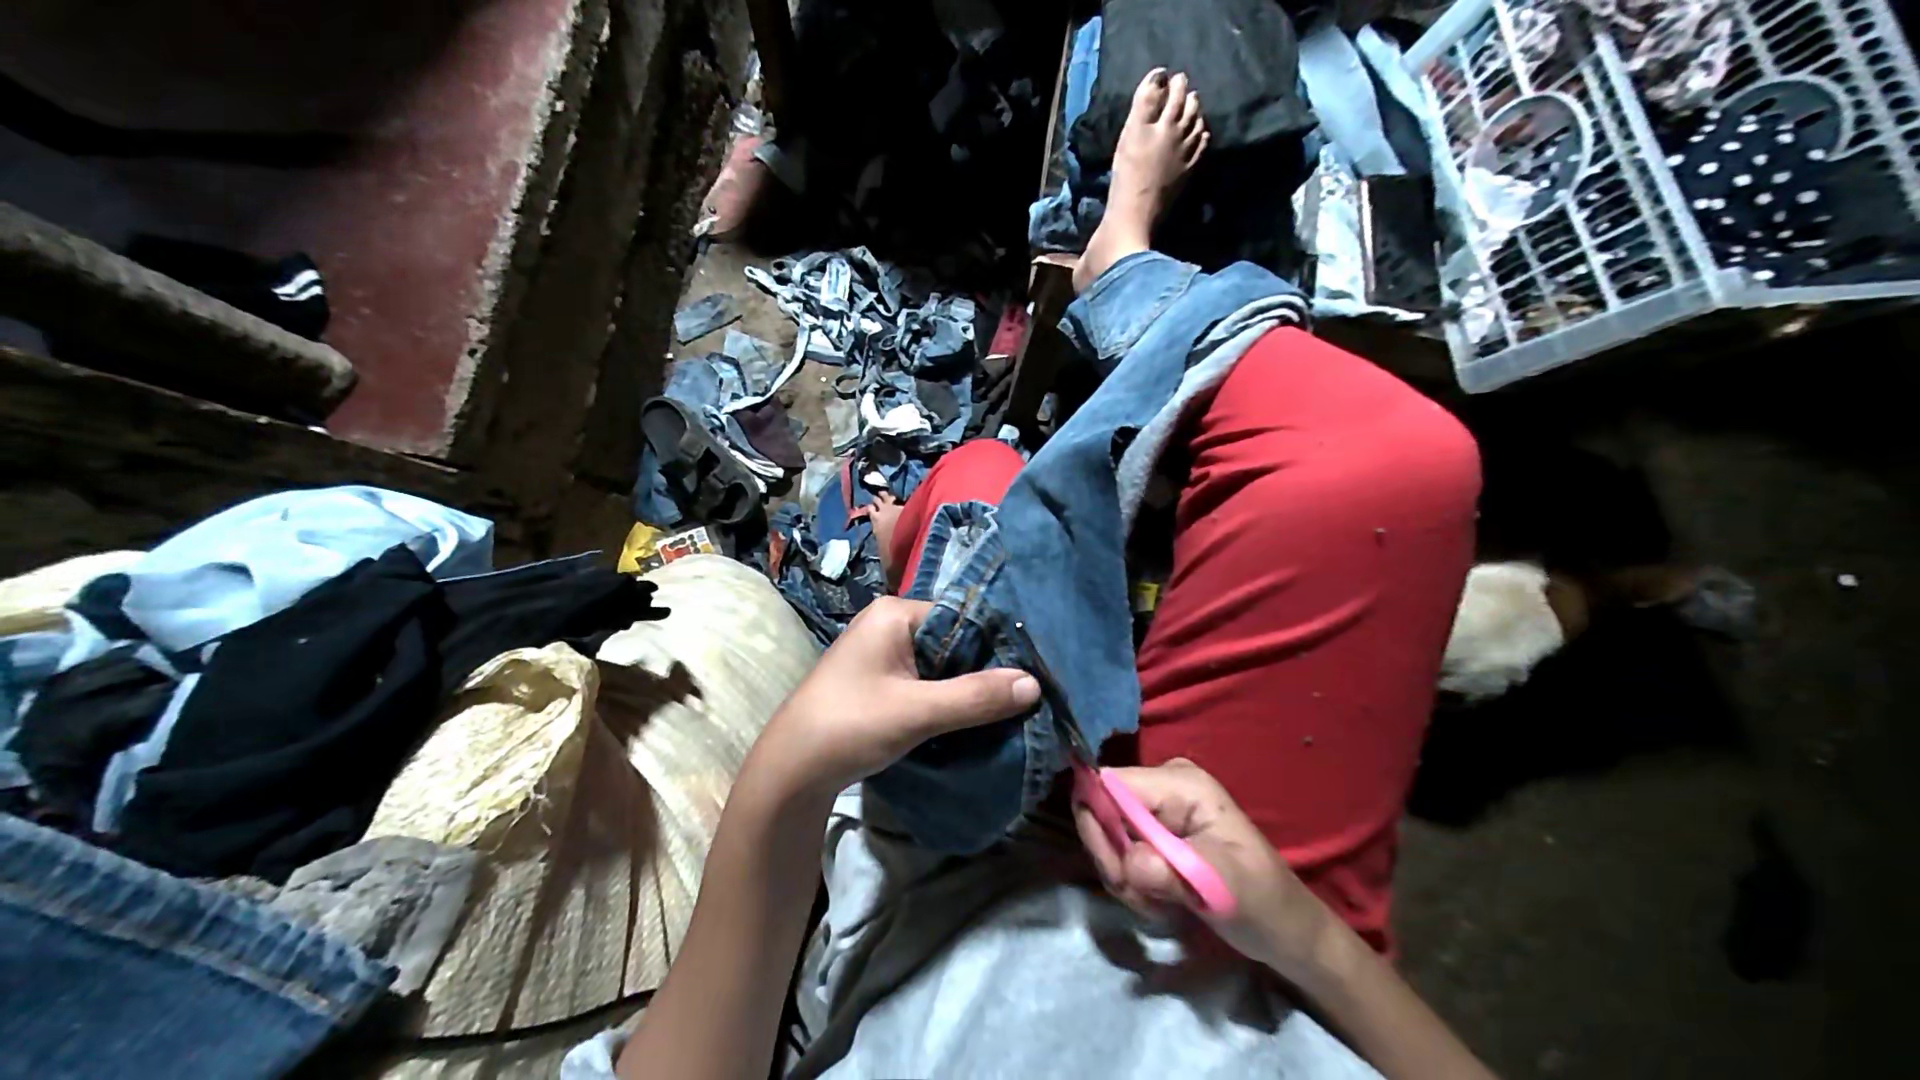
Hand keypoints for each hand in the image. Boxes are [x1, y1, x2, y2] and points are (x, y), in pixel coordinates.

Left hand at [746, 597, 1041, 799]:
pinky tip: (978, 714)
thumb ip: (975, 696)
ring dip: (970, 685)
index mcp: (895, 613)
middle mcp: (891, 624)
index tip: (1035, 667)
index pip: (962, 615)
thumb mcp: (917, 711)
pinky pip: (930, 680)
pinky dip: (951, 696)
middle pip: (955, 639)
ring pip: (944, 663)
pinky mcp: (884, 680)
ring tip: (1013, 704)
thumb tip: (1035, 684)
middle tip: (1030, 690)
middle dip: (987, 666)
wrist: (791, 770)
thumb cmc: (849, 726)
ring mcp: (885, 653)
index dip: (997, 642)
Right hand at [1074, 758, 1334, 978]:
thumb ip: (1175, 873)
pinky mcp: (1153, 828)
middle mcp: (1163, 783)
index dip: (1100, 824)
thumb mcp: (1225, 887)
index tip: (1119, 874)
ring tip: (1156, 905)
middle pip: (1102, 807)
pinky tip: (1156, 900)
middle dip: (1112, 857)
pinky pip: (1118, 847)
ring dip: (1122, 875)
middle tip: (1140, 898)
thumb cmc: (1263, 902)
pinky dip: (1129, 879)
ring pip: (1106, 832)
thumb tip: (1131, 863)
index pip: (1111, 783)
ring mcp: (1157, 805)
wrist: (1285, 929)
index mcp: (1182, 783)